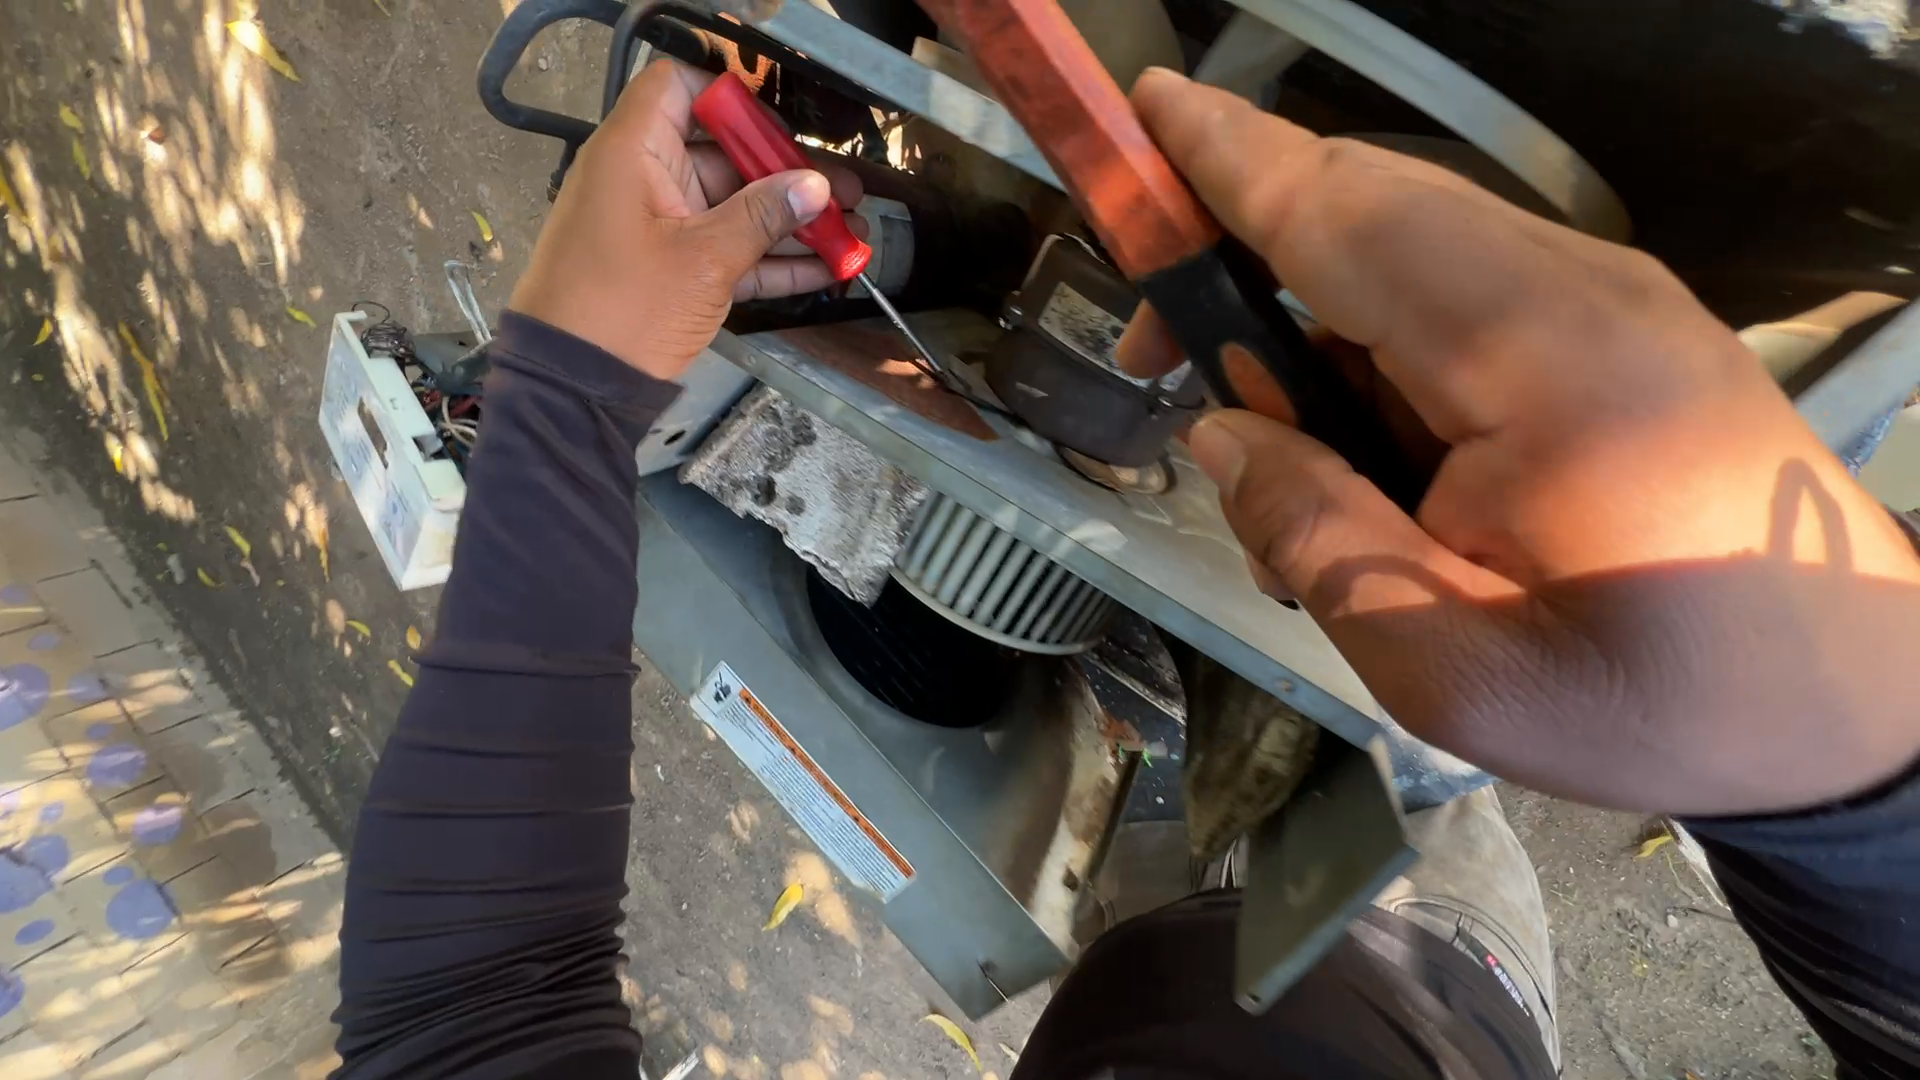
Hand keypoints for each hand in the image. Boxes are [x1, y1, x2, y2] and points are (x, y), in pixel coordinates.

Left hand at [510, 60, 864, 380]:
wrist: (581, 381)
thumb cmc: (627, 306)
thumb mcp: (703, 258)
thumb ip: (762, 218)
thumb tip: (815, 188)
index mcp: (637, 152)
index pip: (681, 89)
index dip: (734, 101)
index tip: (782, 132)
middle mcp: (652, 181)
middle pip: (727, 157)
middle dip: (790, 176)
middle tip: (845, 192)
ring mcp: (669, 230)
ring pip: (739, 212)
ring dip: (794, 225)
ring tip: (852, 233)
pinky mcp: (682, 273)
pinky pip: (735, 255)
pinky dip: (775, 263)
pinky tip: (827, 270)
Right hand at [1122, 69, 1919, 814]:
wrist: (1853, 721)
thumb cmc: (1651, 712)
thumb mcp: (1443, 663)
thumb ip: (1312, 537)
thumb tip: (1219, 433)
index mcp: (1542, 365)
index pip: (1347, 220)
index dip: (1232, 159)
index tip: (1147, 112)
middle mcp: (1574, 296)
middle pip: (1361, 213)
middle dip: (1230, 257)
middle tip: (1150, 351)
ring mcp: (1593, 306)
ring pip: (1387, 263)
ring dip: (1290, 336)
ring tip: (1258, 453)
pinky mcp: (1592, 338)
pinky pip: (1429, 311)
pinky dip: (1350, 366)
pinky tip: (1340, 466)